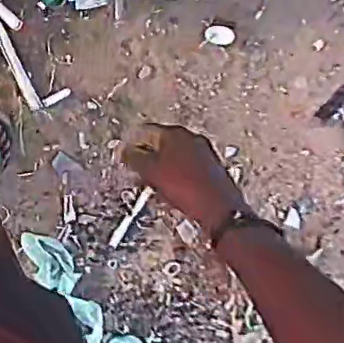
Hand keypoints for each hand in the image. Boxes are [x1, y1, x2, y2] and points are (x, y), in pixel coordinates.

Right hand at [122, 123, 249, 235]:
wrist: (220, 211)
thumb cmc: (185, 188)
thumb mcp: (151, 172)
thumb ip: (134, 158)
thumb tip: (123, 150)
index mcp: (174, 134)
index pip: (145, 131)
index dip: (132, 144)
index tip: (124, 157)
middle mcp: (191, 138)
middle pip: (160, 143)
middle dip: (147, 157)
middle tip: (137, 173)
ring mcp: (204, 152)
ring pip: (174, 156)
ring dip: (161, 168)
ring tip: (153, 185)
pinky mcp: (212, 168)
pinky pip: (186, 167)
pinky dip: (176, 175)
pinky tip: (171, 190)